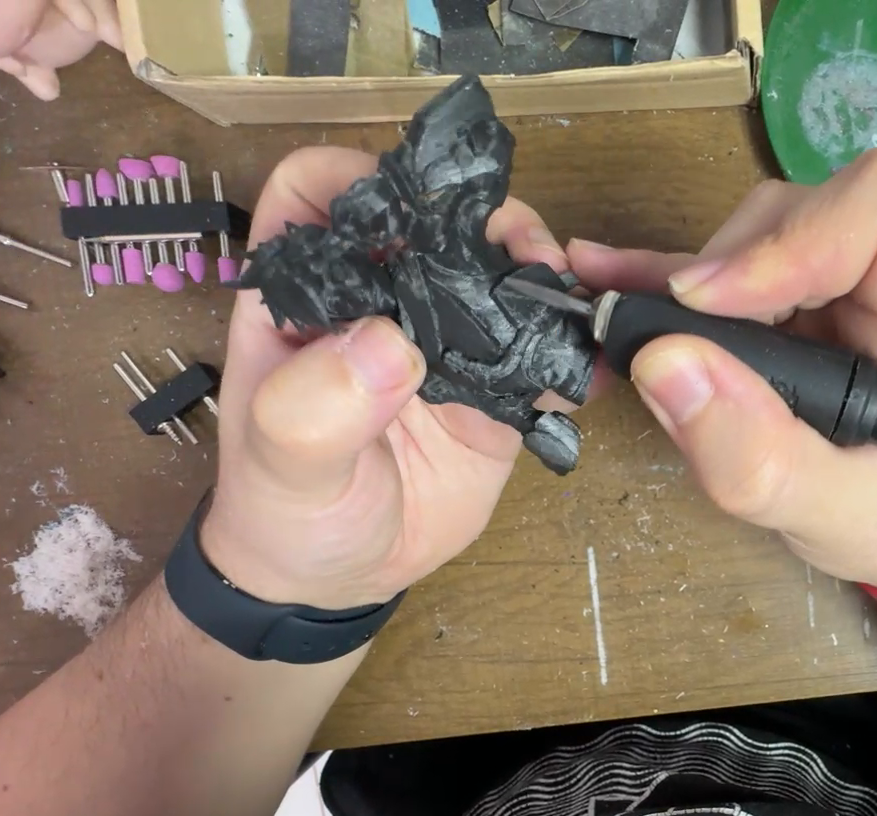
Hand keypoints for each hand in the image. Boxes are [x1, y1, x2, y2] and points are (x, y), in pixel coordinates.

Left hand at [199, 146, 572, 611]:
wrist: (345, 576)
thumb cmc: (289, 515)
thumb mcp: (284, 465)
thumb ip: (315, 407)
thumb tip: (388, 342)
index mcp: (310, 300)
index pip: (323, 198)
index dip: (369, 179)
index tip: (430, 207)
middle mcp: (383, 311)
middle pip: (437, 231)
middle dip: (489, 225)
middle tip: (532, 256)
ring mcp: (446, 353)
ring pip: (499, 287)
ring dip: (542, 282)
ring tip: (572, 306)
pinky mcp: (495, 397)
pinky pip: (540, 362)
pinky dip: (571, 358)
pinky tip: (592, 367)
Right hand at [569, 149, 876, 590]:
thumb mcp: (832, 516)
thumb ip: (759, 459)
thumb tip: (664, 364)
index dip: (788, 242)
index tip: (705, 306)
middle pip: (813, 209)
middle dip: (729, 266)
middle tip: (667, 337)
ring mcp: (858, 286)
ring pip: (768, 229)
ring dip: (694, 278)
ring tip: (630, 323)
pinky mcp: (814, 301)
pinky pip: (745, 266)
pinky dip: (680, 281)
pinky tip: (619, 283)